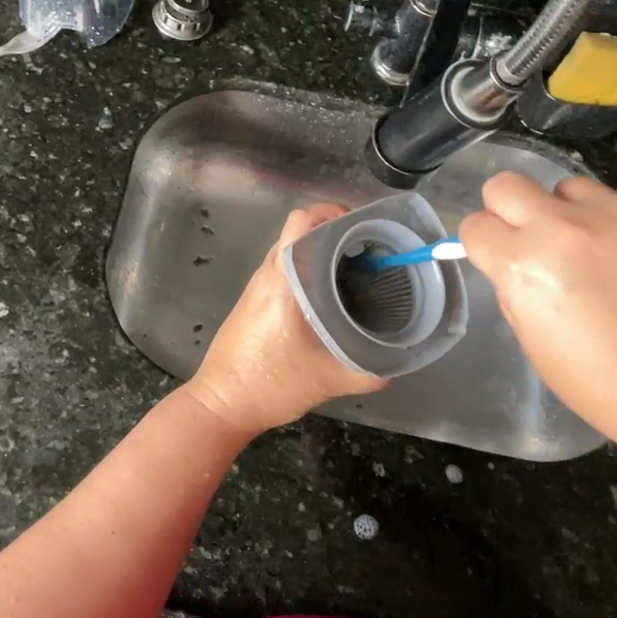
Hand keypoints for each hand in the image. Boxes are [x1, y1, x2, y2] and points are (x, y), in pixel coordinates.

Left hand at [186, 205, 387, 435]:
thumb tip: (394, 363)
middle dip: (333, 231)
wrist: (222, 403)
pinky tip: (329, 294)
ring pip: (291, 250)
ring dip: (319, 250)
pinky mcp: (254, 301)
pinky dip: (307, 268)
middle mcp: (268, 274)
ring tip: (355, 268)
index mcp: (283, 279)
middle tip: (366, 248)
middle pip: (299, 231)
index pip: (302, 222)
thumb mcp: (329, 379)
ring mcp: (258, 286)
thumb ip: (368, 371)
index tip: (362, 227)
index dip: (332, 214)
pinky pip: (285, 269)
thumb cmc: (270, 384)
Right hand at [459, 173, 616, 471]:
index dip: (486, 244)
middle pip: (507, 184)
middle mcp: (564, 229)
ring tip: (601, 251)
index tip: (502, 258)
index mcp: (524, 266)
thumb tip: (516, 264)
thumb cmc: (610, 387)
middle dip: (512, 210)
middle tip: (537, 240)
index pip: (475, 225)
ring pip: (571, 187)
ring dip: (574, 214)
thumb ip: (516, 290)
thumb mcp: (537, 346)